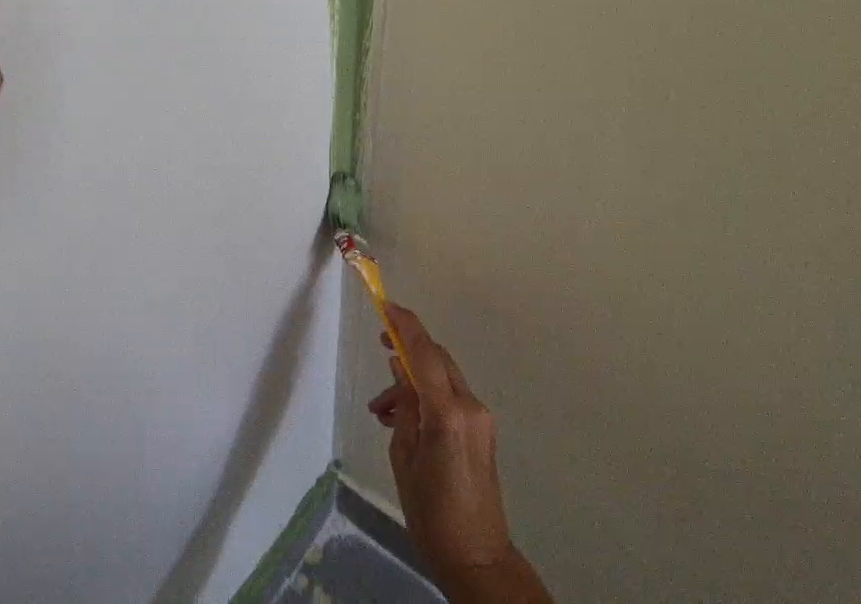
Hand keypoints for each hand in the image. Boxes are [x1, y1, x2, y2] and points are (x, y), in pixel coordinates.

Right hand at [368, 303, 551, 602]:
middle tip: (379, 345)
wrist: (476, 555)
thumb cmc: (431, 512)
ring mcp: (480, 418)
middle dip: (407, 350)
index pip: (425, 354)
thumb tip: (400, 368)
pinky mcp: (481, 430)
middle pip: (437, 360)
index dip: (405, 325)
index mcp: (448, 414)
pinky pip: (449, 397)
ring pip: (441, 378)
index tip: (385, 305)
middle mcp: (470, 408)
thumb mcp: (404, 457)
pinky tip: (400, 420)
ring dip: (412, 381)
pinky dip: (425, 397)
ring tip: (381, 410)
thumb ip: (403, 408)